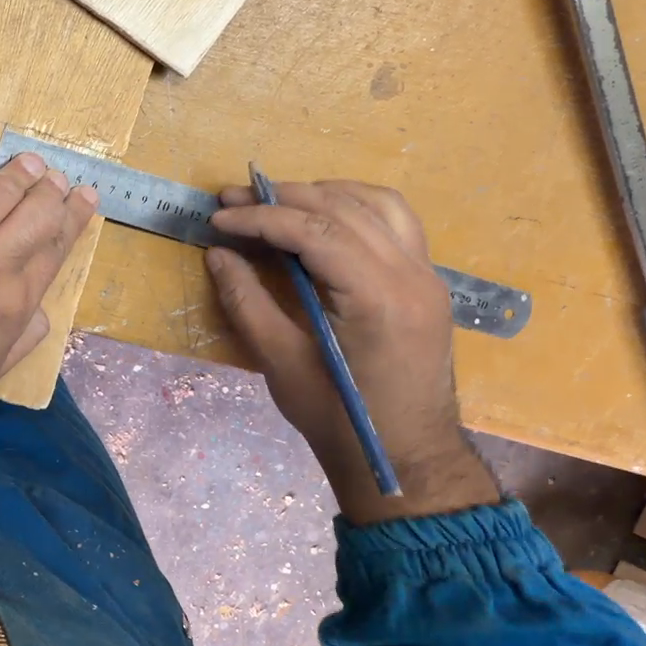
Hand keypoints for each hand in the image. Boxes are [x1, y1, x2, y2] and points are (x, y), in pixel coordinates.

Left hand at [0, 153, 99, 423]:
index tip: (85, 198)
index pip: (56, 246)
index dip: (75, 217)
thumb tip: (41, 301)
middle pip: (34, 212)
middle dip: (53, 190)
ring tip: (30, 164)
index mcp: (10, 303)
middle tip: (56, 179)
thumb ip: (26, 333)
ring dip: (18, 173)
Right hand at [204, 179, 499, 523]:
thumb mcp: (278, 360)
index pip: (314, 230)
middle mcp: (411, 276)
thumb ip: (246, 300)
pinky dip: (354, 205)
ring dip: (320, 193)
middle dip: (282, 196)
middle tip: (232, 198)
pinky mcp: (427, 282)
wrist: (405, 452)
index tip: (218, 218)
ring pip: (376, 204)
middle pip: (343, 208)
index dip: (260, 217)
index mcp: (376, 299)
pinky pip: (395, 221)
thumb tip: (218, 253)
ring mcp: (427, 276)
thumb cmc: (336, 414)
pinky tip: (320, 215)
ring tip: (274, 200)